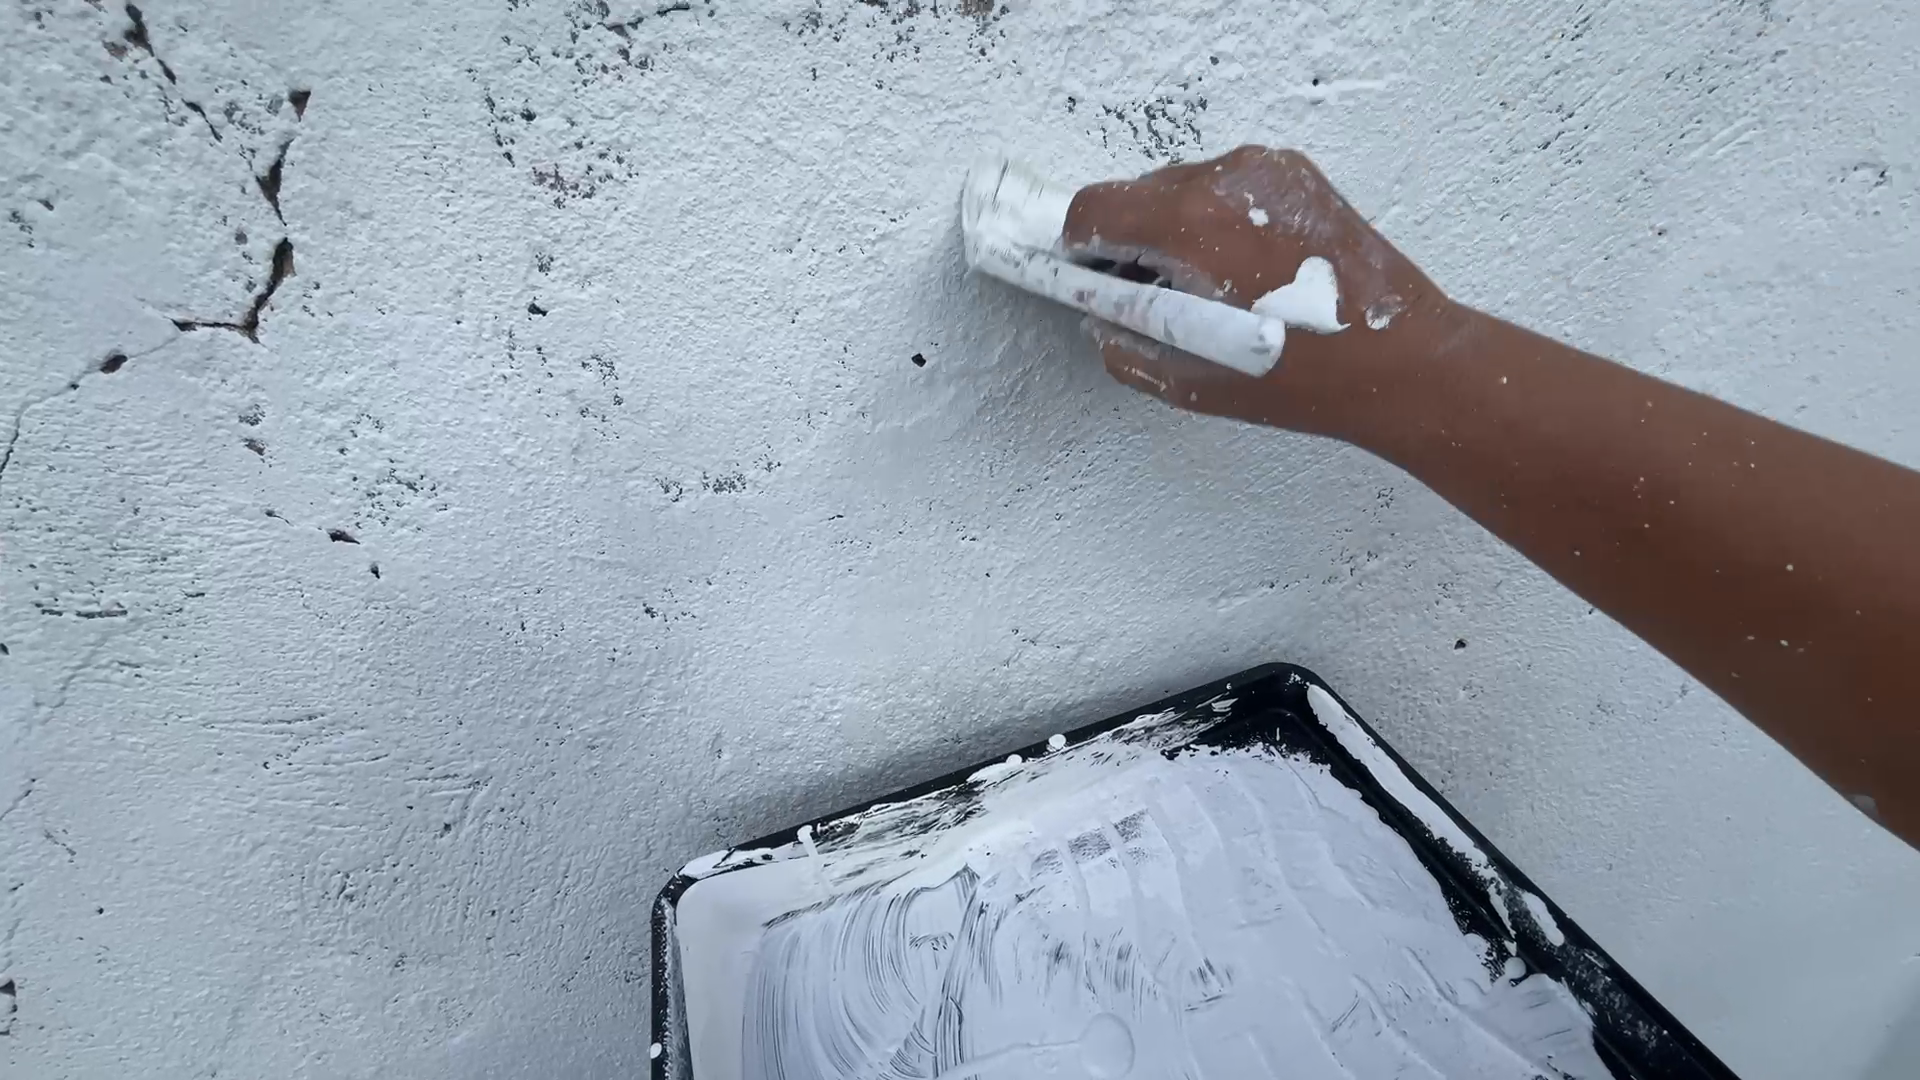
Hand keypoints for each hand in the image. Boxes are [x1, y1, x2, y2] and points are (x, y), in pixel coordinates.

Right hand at [1063, 146, 1462, 438]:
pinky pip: (1220, 188)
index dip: (1073, 246)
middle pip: (1133, 194)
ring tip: (1188, 290)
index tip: (1077, 274)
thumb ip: (1122, 344)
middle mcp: (1227, 179)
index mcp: (1191, 224)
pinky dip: (1203, 222)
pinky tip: (1224, 272)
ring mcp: (1267, 170)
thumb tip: (1098, 320)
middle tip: (1134, 296)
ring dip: (1162, 233)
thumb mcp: (1185, 380)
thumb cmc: (1298, 378)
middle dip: (1120, 243)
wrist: (1398, 362)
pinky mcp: (1295, 177)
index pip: (1094, 208)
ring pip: (1177, 188)